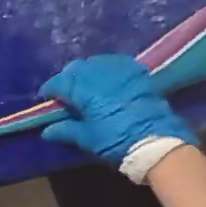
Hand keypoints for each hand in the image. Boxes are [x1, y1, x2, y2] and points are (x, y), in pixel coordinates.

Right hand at [40, 55, 197, 180]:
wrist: (158, 144)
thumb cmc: (117, 142)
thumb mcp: (87, 139)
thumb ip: (65, 130)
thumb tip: (46, 130)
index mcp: (85, 91)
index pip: (60, 82)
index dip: (50, 89)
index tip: (47, 99)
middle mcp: (100, 76)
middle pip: (77, 68)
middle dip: (67, 78)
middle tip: (66, 93)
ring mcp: (121, 72)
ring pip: (96, 62)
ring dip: (87, 71)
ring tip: (86, 85)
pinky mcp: (138, 74)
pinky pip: (117, 63)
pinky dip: (107, 68)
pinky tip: (107, 79)